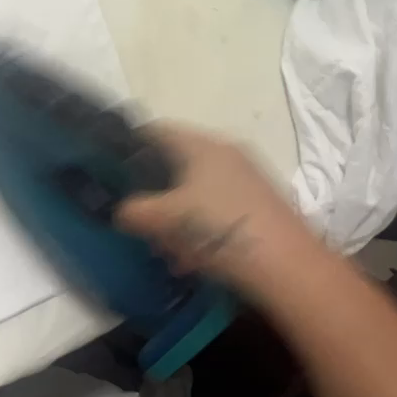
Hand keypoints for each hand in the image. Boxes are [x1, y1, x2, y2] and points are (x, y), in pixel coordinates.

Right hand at [115, 124, 317, 293]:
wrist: (286, 266)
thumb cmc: (220, 229)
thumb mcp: (165, 220)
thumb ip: (134, 211)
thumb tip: (122, 211)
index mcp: (203, 145)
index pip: (156, 131)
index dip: (128, 147)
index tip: (109, 173)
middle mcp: (227, 153)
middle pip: (175, 166)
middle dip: (153, 196)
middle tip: (138, 221)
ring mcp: (246, 180)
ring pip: (194, 193)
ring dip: (175, 221)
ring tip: (166, 249)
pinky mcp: (258, 208)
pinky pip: (215, 211)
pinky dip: (198, 231)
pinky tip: (192, 260)